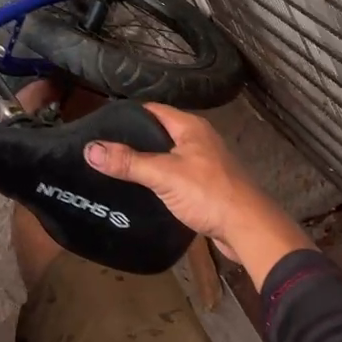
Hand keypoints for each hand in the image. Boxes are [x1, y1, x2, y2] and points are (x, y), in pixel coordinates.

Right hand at [85, 104, 311, 281]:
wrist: (250, 231)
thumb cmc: (209, 193)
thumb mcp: (163, 174)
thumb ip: (128, 162)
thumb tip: (90, 149)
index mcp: (190, 126)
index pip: (152, 110)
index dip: (128, 115)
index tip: (102, 125)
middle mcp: (199, 139)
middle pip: (160, 133)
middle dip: (136, 140)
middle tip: (107, 149)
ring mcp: (206, 164)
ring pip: (169, 156)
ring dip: (149, 162)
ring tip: (120, 169)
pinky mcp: (209, 187)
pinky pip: (178, 176)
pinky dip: (162, 180)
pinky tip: (147, 190)